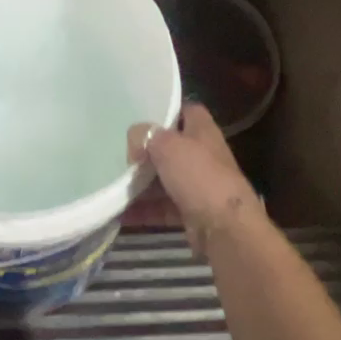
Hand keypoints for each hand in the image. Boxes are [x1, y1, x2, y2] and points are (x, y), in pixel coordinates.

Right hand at [129, 104, 263, 252]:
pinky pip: (161, 208)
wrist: (225, 228)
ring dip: (140, 185)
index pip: (187, 111)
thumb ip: (145, 136)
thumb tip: (135, 142)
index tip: (142, 117)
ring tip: (115, 187)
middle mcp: (203, 156)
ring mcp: (198, 186)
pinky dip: (143, 211)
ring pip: (164, 180)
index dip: (167, 110)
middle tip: (122, 156)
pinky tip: (121, 213)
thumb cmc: (199, 176)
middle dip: (146, 153)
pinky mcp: (192, 213)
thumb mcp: (167, 145)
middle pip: (171, 148)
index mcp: (203, 131)